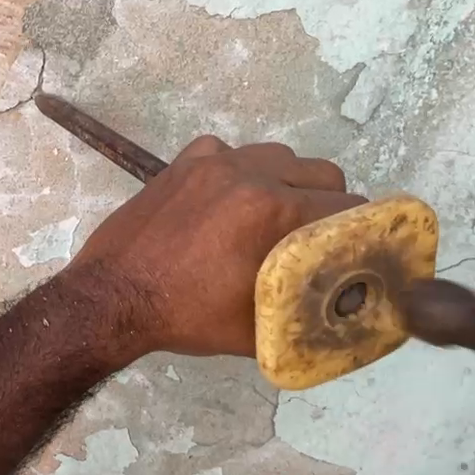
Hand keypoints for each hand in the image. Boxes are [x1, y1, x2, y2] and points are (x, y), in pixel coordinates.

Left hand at [68, 136, 362, 360]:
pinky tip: (228, 198)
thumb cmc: (185, 315)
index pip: (347, 207)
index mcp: (270, 209)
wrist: (111, 296)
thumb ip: (309, 307)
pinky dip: (237, 168)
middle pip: (318, 172)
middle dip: (328, 204)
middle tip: (318, 237)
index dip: (363, 230)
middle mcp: (243, 174)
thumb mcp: (259, 323)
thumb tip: (346, 304)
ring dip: (285, 181)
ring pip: (274, 155)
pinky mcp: (177, 165)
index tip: (360, 249)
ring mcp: (206, 163)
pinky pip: (225, 150)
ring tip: (274, 217)